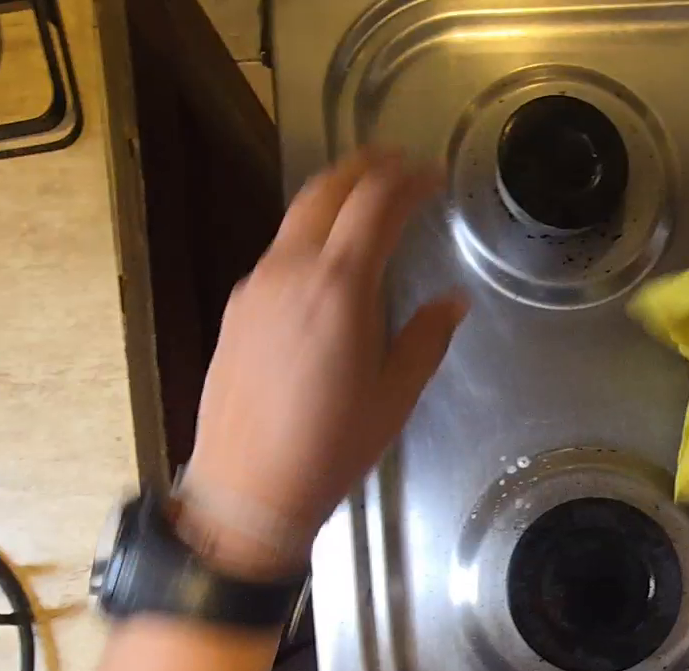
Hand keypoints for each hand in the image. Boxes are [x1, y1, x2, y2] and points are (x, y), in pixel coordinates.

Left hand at [180, 150, 467, 578]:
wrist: (247, 489)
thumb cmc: (333, 447)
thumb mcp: (395, 396)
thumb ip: (425, 338)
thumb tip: (452, 302)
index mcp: (339, 287)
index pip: (375, 205)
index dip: (408, 180)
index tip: (432, 175)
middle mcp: (290, 272)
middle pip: (326, 191)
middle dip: (364, 167)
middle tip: (397, 163)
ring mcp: (255, 287)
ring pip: (295, 219)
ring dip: (334, 199)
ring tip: (367, 206)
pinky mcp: (237, 310)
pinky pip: (278, 255)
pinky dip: (310, 238)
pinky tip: (327, 266)